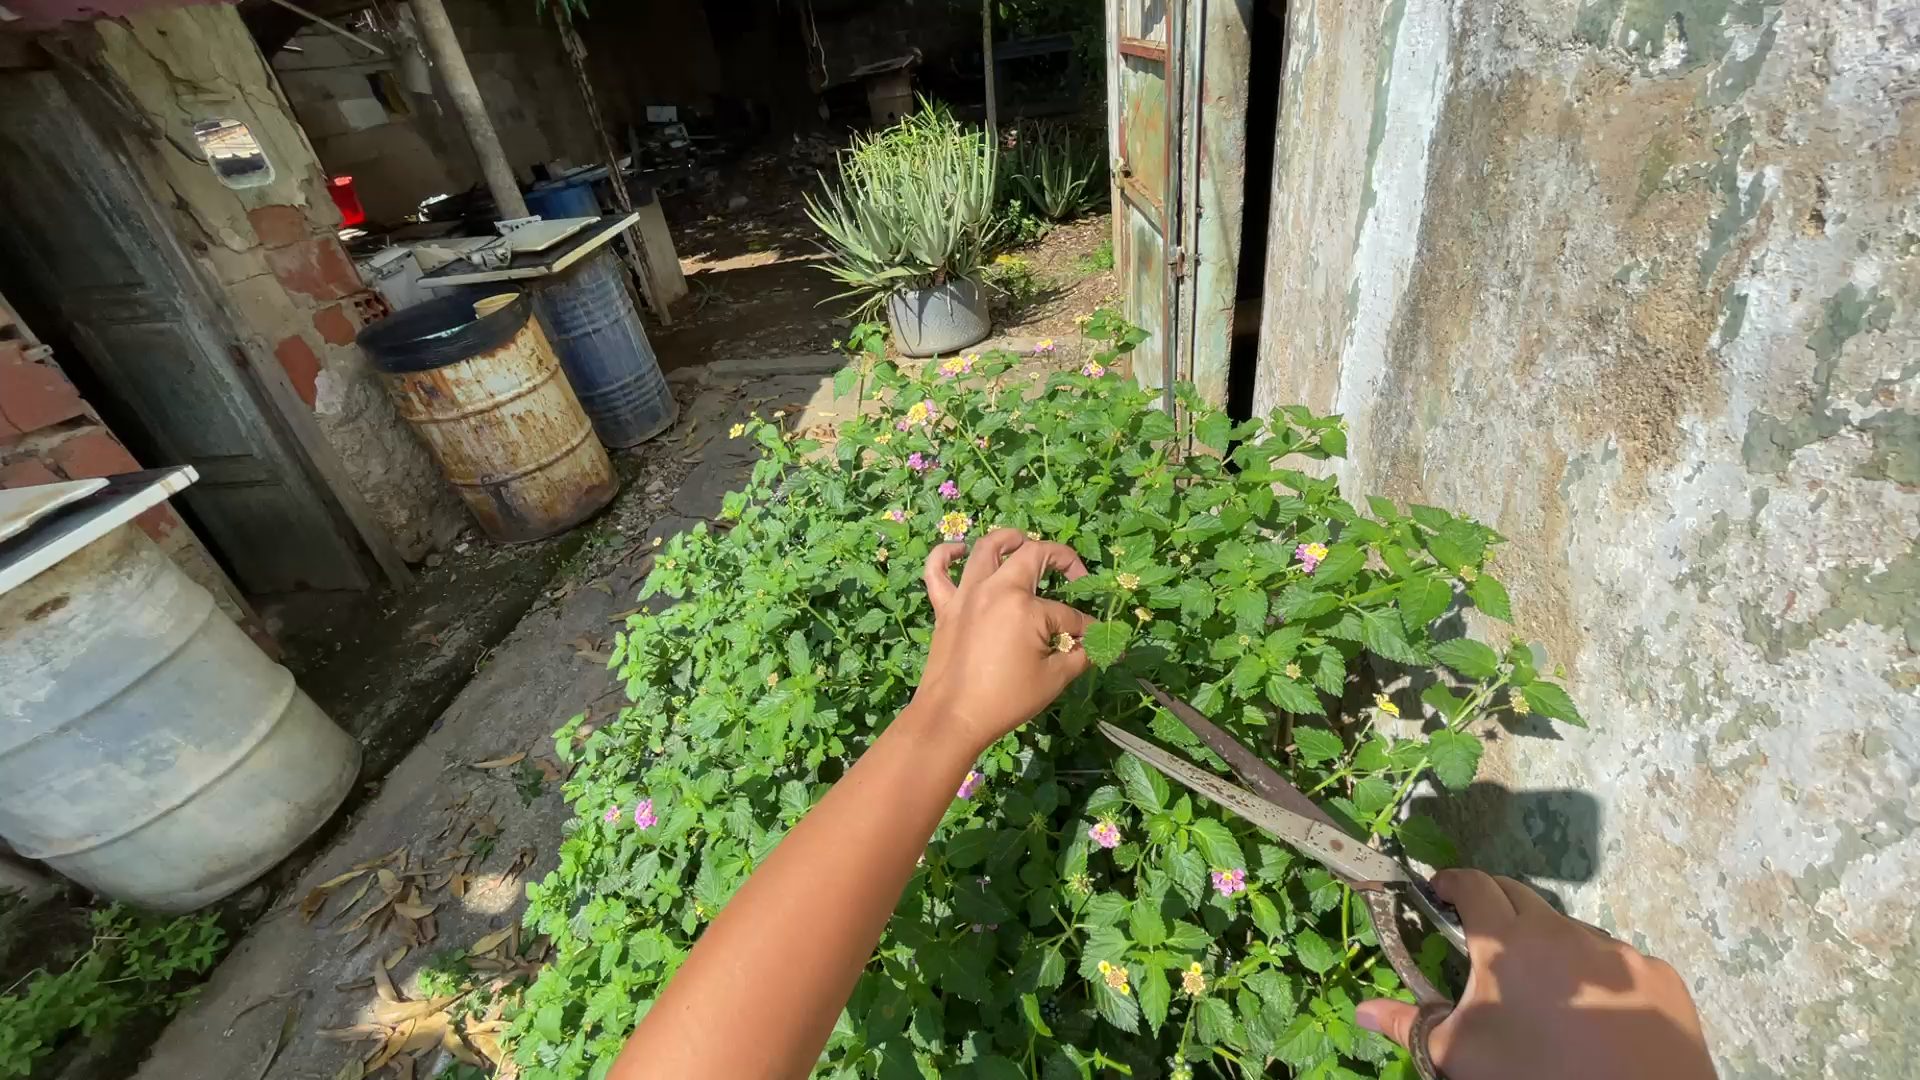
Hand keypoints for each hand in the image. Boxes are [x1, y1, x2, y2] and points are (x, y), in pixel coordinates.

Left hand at [913, 528, 1094, 752]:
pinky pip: (937, 570)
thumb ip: (1080, 654)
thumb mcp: (1054, 679)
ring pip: (986, 548)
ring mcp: (966, 594)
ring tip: (1023, 540)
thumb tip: (1099, 644)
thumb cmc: (1005, 700)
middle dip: (1060, 558)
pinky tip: (959, 550)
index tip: (1095, 640)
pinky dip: (945, 554)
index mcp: (1025, 606)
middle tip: (1073, 573)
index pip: (1067, 613)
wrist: (952, 717)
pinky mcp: (944, 606)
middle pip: (1033, 555)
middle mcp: (995, 589)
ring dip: (1008, 538)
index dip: (1085, 628)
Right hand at [1356, 870, 1716, 1079]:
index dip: (1449, 883)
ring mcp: (1616, 952)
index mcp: (1506, 940)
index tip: (1438, 898)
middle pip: (1516, 894)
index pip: (1470, 882)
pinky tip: (1599, 1010)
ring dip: (1547, 939)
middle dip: (1493, 905)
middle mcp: (1560, 931)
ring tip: (1544, 983)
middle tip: (1482, 938)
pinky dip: (1599, 971)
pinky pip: (1619, 958)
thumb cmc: (1536, 1077)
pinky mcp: (1662, 977)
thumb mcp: (1462, 1056)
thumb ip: (1410, 1025)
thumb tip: (1362, 1011)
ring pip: (1568, 925)